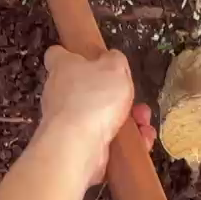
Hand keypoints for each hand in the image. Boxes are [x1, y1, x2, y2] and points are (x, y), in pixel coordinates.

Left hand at [37, 46, 154, 181]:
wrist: (77, 145)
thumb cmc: (92, 99)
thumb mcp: (114, 67)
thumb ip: (115, 59)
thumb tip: (112, 58)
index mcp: (62, 68)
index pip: (57, 55)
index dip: (71, 54)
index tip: (86, 57)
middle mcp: (59, 94)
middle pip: (85, 88)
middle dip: (113, 93)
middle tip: (130, 95)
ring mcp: (67, 122)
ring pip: (99, 116)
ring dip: (125, 118)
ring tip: (142, 121)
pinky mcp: (77, 144)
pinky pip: (104, 138)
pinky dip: (124, 140)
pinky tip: (141, 140)